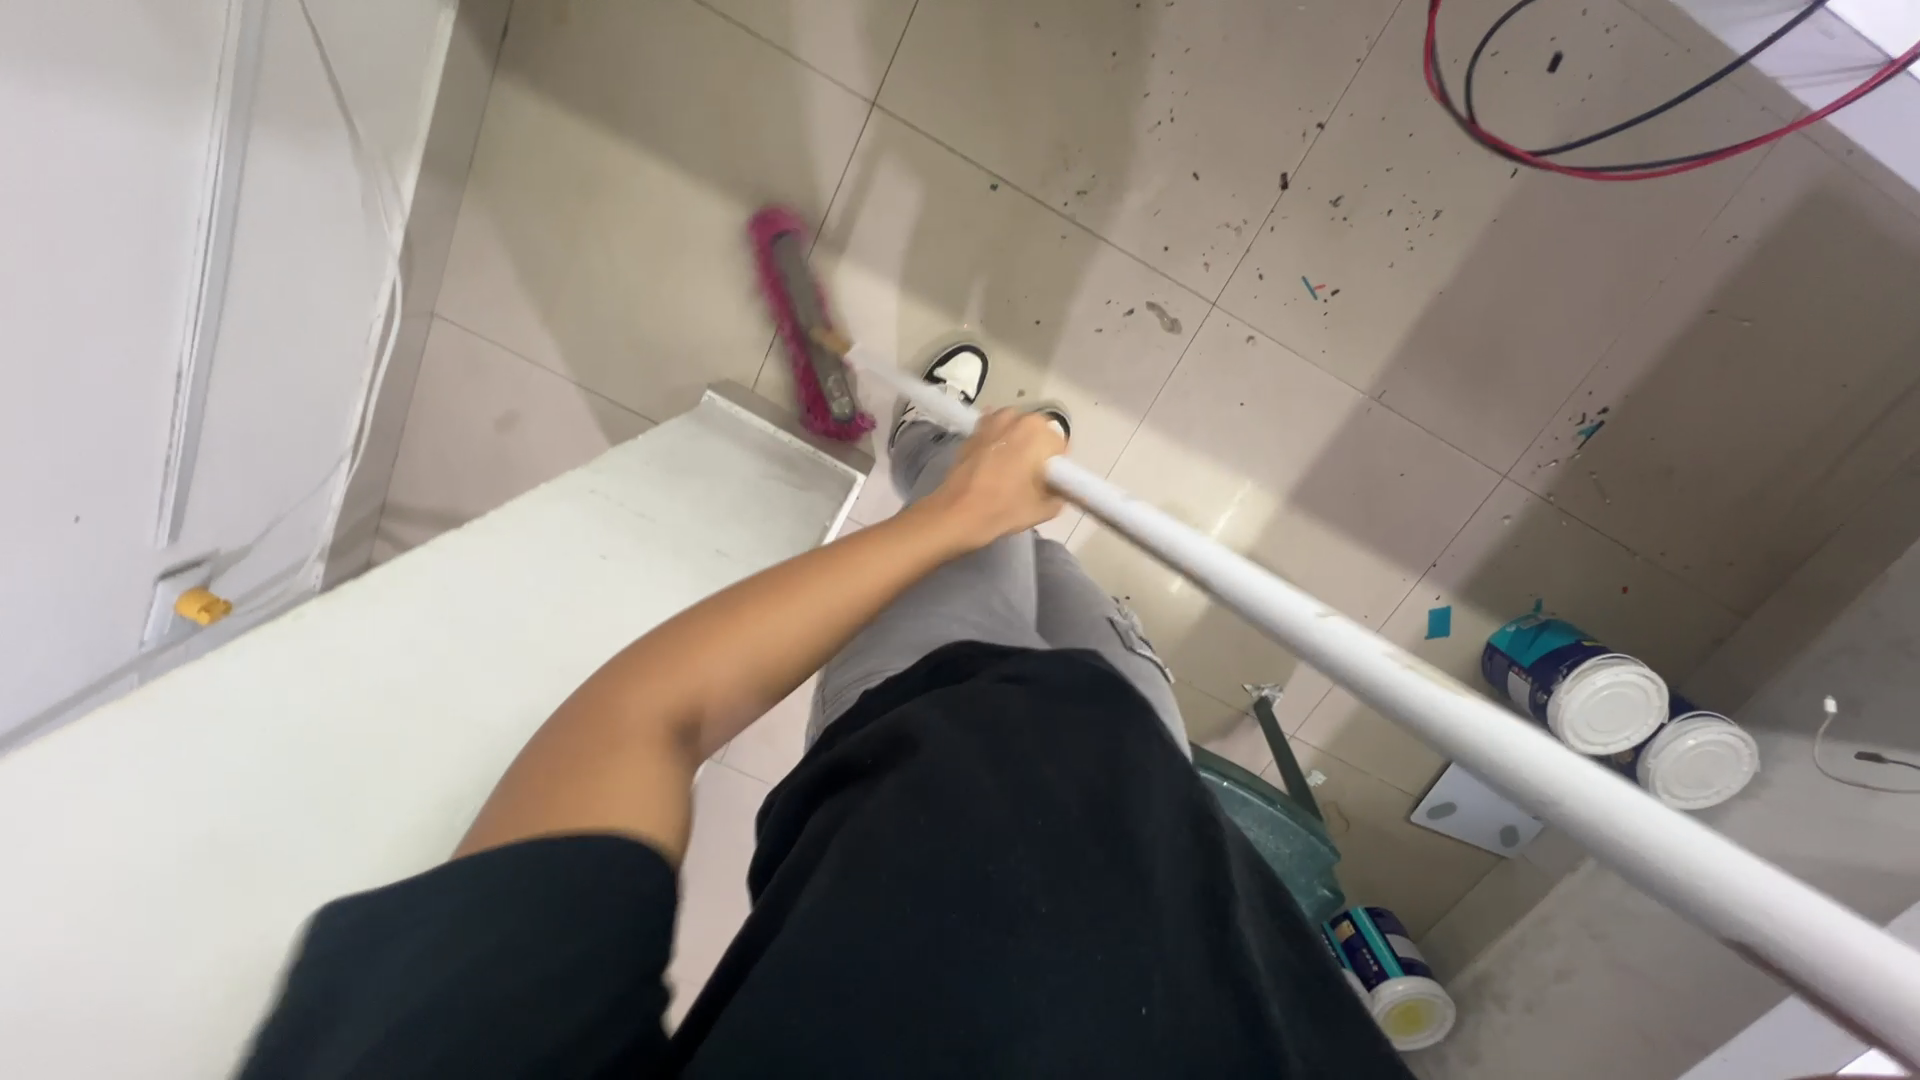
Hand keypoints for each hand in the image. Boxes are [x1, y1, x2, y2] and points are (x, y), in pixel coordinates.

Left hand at [913, 408, 1067, 552]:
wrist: (957, 513)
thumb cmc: (1004, 509)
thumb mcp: (1044, 509)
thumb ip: (1060, 495)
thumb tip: (1058, 488)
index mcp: (1039, 432)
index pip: (1060, 445)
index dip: (1057, 465)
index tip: (1049, 481)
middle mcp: (1017, 418)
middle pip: (1038, 432)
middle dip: (1038, 449)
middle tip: (1031, 476)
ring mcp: (992, 421)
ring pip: (1015, 427)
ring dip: (1017, 441)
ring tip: (1011, 467)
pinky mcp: (973, 431)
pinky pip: (994, 431)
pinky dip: (997, 440)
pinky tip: (994, 459)